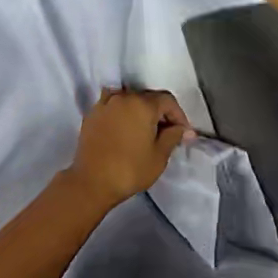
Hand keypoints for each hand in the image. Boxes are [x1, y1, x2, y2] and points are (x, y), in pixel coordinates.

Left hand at [63, 88, 194, 210]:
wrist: (93, 180)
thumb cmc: (130, 169)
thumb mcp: (159, 155)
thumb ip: (173, 136)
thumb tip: (185, 129)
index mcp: (141, 104)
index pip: (167, 100)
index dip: (179, 115)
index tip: (183, 134)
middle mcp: (122, 97)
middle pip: (148, 97)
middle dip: (161, 112)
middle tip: (168, 134)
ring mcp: (104, 103)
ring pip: (129, 99)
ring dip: (141, 111)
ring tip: (146, 131)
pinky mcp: (92, 113)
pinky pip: (113, 106)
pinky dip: (123, 112)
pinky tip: (126, 129)